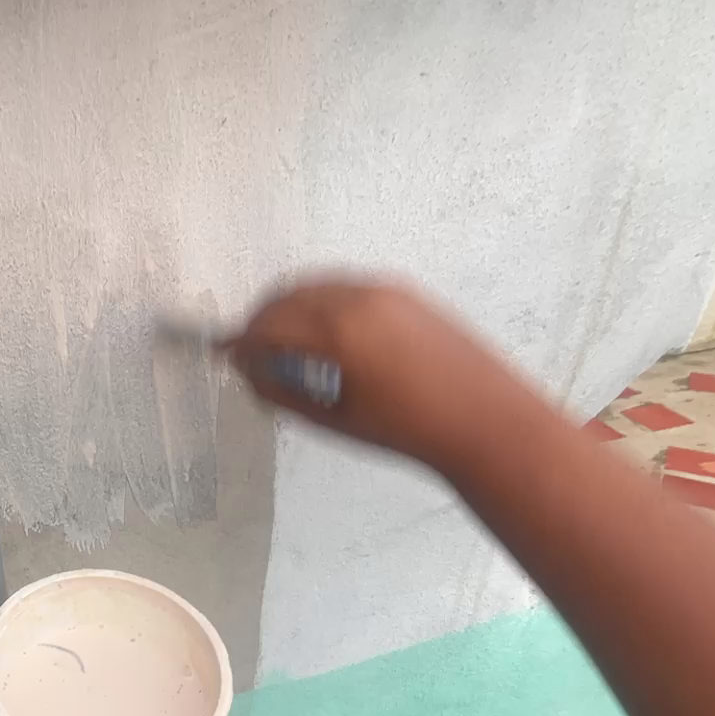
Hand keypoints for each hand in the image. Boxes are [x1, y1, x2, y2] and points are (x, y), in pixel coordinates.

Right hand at [225, 275, 543, 469]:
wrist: (488, 422)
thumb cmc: (405, 429)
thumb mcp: (329, 418)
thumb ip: (279, 391)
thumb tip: (249, 372)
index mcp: (337, 332)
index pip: (266, 326)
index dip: (239, 343)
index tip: (226, 357)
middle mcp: (358, 298)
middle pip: (286, 296)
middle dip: (259, 321)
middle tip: (248, 352)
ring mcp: (385, 290)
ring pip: (314, 286)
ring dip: (288, 309)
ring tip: (282, 345)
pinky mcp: (404, 293)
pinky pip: (343, 287)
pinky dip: (318, 304)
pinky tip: (321, 337)